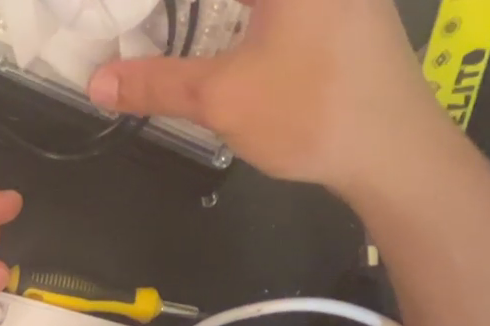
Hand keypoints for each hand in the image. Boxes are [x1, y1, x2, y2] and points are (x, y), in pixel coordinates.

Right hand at [87, 0, 461, 195]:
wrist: (392, 146)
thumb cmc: (308, 110)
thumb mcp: (221, 98)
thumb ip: (155, 84)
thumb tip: (97, 82)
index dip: (152, 4)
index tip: (122, 15)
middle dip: (178, 11)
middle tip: (137, 23)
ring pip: (246, 1)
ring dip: (207, 14)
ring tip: (160, 27)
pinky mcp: (337, 6)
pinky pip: (271, 4)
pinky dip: (232, 13)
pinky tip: (213, 30)